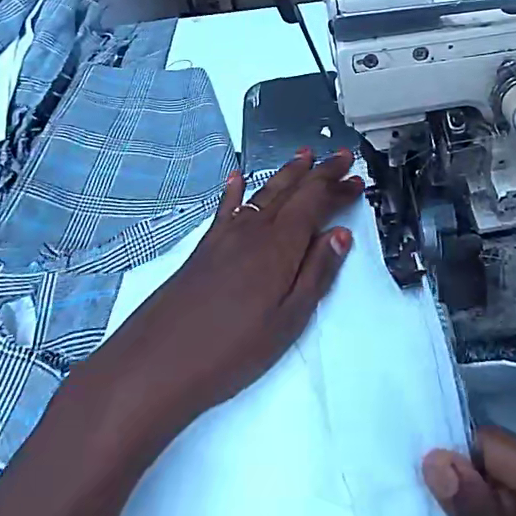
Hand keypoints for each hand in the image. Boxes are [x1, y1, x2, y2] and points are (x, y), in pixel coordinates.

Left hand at [71, 148, 363, 444]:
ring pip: (262, 192)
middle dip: (318, 172)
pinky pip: (226, 206)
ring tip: (302, 156)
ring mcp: (225, 235)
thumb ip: (316, 273)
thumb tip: (340, 235)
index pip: (314, 203)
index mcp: (279, 246)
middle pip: (291, 190)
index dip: (336, 188)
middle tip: (339, 157)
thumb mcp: (288, 320)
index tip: (355, 179)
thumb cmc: (230, 350)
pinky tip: (237, 177)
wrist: (159, 359)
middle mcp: (252, 230)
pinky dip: (235, 189)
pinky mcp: (205, 246)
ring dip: (286, 173)